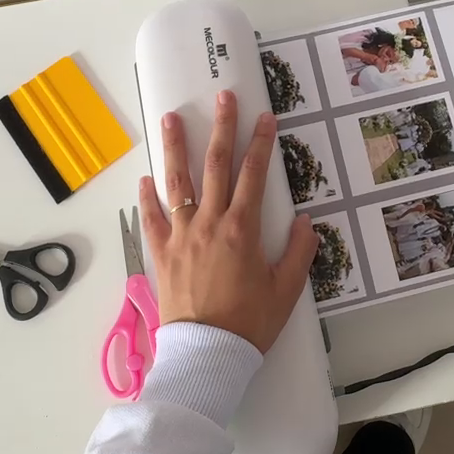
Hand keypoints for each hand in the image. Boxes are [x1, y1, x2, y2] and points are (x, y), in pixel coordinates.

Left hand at [139, 91, 316, 352]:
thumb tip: (307, 222)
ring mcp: (181, 235)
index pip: (253, 174)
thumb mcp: (285, 290)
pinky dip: (147, 196)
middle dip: (222, 127)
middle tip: (223, 97)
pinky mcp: (161, 253)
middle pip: (215, 165)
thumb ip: (299, 253)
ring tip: (171, 117)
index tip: (265, 117)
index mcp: (242, 229)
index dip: (261, 143)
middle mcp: (210, 223)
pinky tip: (146, 177)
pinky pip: (152, 218)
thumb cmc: (249, 324)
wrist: (206, 356)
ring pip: (178, 181)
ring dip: (176, 147)